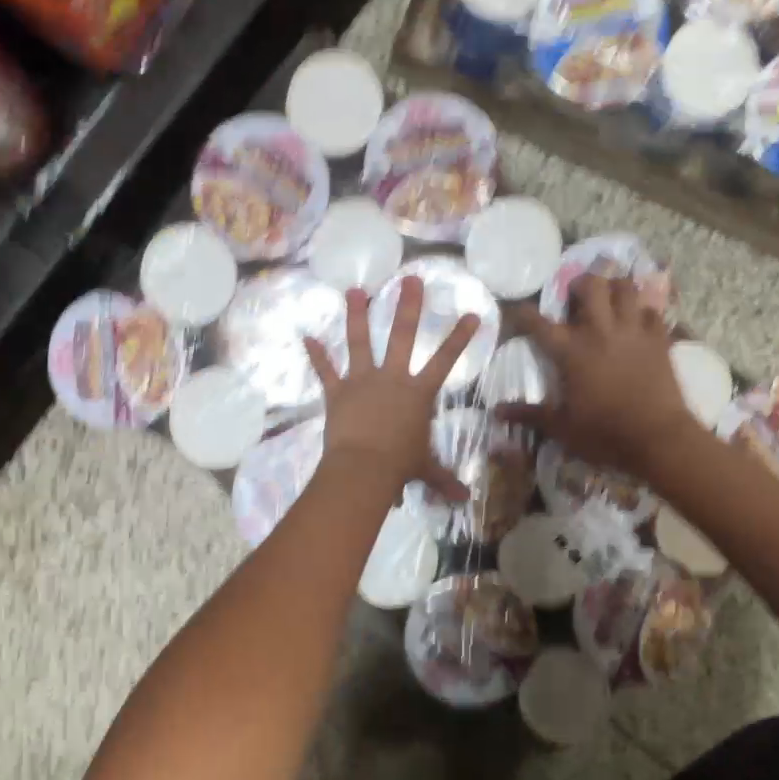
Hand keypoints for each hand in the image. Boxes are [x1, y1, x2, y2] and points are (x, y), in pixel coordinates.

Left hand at [306, 276, 476, 501]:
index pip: (445, 360)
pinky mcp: (338, 392)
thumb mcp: (425, 470)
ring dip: (357, 314)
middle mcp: (392, 378)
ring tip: (355, 289)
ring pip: (360, 341)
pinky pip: (326, 371)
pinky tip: (306, 337)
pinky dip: (316, 355)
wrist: (363, 468)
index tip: (472, 313)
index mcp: (419, 393)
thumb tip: (465, 500)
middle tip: (411, 278)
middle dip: (408, 306)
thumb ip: (444, 480)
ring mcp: (362, 381)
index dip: (459, 337)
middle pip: (402, 335)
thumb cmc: (399, 467)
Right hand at [500, 274, 697, 479]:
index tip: (517, 311)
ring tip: (610, 298)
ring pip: (626, 288)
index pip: (539, 323)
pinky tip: (639, 322)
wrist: (658, 439)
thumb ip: (530, 414)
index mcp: (571, 352)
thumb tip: (497, 411)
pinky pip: (653, 311)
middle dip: (580, 284)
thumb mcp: (561, 428)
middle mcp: (600, 332)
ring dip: (616, 288)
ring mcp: (633, 332)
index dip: (524, 314)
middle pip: (591, 286)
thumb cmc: (604, 434)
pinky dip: (644, 312)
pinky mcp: (659, 339)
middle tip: (576, 296)